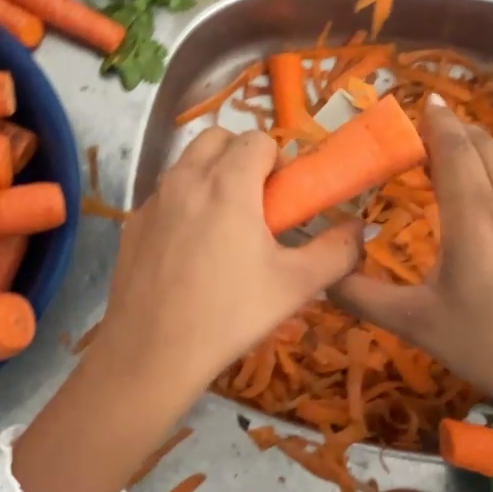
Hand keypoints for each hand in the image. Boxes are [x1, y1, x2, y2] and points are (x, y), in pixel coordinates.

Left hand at [97, 126, 363, 392]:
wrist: (151, 353)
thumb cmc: (229, 315)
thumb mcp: (296, 286)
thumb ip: (337, 251)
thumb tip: (360, 230)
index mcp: (227, 184)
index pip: (257, 139)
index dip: (278, 161)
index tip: (284, 199)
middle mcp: (186, 179)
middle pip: (218, 138)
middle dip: (242, 157)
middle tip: (258, 203)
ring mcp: (153, 200)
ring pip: (187, 164)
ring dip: (212, 176)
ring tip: (226, 227)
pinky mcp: (133, 224)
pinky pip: (164, 195)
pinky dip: (183, 204)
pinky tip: (191, 251)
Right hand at [333, 95, 492, 418]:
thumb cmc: (490, 346)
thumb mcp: (415, 324)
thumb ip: (362, 296)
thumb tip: (323, 276)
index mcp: (474, 213)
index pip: (455, 146)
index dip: (437, 121)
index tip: (423, 104)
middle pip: (487, 146)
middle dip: (458, 132)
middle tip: (431, 136)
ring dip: (483, 157)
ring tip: (459, 170)